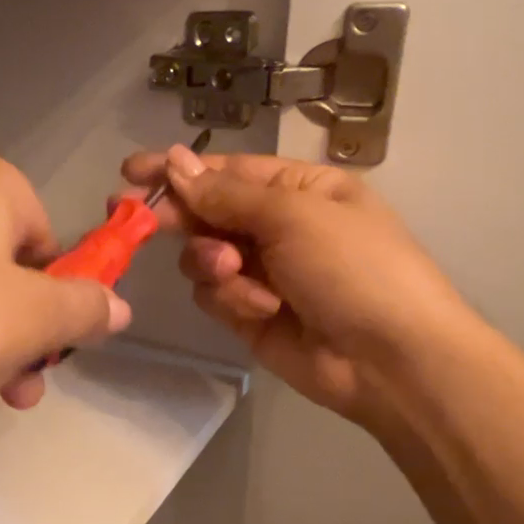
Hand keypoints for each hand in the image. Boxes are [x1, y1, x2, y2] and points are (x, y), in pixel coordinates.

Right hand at [120, 145, 475, 428]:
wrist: (392, 360)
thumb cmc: (355, 268)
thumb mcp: (293, 215)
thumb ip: (225, 194)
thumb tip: (175, 162)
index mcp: (300, 189)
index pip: (226, 171)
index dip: (179, 170)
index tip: (132, 171)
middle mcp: (278, 226)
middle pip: (207, 211)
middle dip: (179, 216)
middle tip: (137, 220)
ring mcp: (263, 271)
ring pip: (202, 256)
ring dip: (212, 262)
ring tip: (235, 272)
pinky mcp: (250, 313)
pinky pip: (214, 294)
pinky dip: (230, 299)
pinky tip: (261, 309)